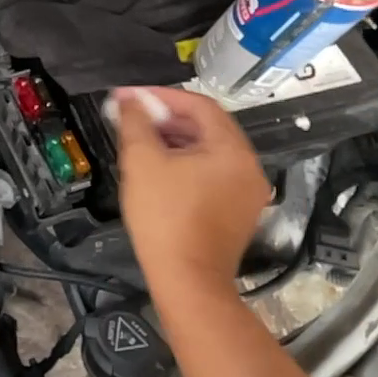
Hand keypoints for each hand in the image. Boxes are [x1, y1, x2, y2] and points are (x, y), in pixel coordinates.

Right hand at [111, 86, 272, 295]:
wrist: (187, 280)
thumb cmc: (164, 215)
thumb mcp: (141, 159)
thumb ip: (135, 120)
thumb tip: (130, 99)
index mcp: (232, 151)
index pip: (199, 105)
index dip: (161, 95)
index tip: (129, 97)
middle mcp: (249, 169)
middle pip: (207, 126)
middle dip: (166, 117)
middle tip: (133, 117)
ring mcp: (247, 193)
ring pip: (209, 150)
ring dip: (175, 139)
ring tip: (141, 140)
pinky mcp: (238, 212)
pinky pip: (213, 172)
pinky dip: (187, 161)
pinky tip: (159, 168)